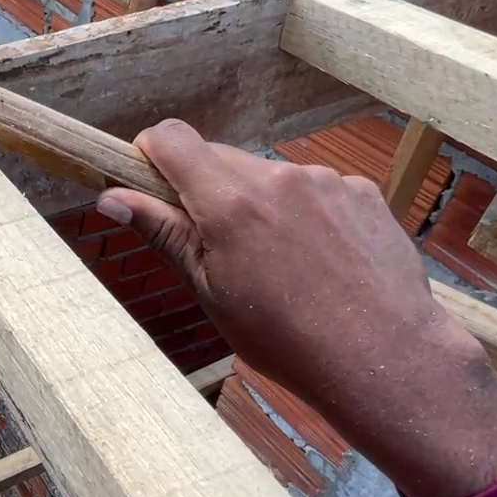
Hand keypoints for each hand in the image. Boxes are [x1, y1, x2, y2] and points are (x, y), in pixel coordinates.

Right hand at [97, 119, 496, 496]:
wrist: (389, 360)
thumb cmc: (284, 336)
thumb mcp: (207, 288)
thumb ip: (160, 230)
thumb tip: (108, 198)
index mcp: (229, 201)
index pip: (170, 136)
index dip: (151, 153)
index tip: (152, 183)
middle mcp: (276, 176)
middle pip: (215, 156)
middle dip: (203, 187)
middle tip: (214, 241)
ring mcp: (324, 180)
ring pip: (262, 172)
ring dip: (253, 199)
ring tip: (274, 257)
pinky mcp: (361, 191)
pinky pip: (308, 185)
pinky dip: (298, 208)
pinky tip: (314, 254)